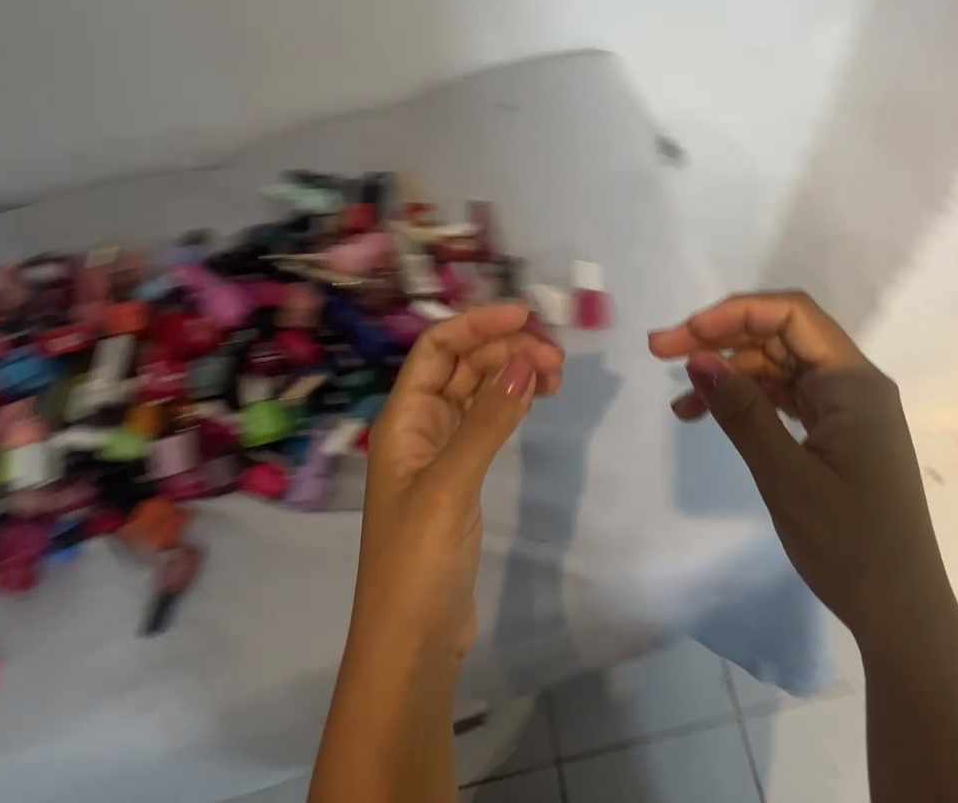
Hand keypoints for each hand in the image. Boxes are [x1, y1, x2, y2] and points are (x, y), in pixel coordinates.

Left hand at [354, 304, 563, 659]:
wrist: (410, 640)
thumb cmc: (418, 559)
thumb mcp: (451, 484)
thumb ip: (487, 421)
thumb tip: (524, 361)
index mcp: (401, 420)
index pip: (436, 349)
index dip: (477, 324)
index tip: (527, 317)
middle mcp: (418, 429)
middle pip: (461, 366)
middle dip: (505, 349)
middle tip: (556, 358)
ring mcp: (440, 455)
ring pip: (477, 394)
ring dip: (511, 375)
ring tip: (555, 376)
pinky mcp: (461, 481)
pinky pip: (486, 425)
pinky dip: (511, 406)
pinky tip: (535, 402)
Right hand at [650, 291, 941, 653]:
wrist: (899, 611)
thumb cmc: (849, 544)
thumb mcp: (785, 476)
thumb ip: (742, 412)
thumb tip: (698, 359)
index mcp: (854, 382)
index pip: (791, 314)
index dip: (733, 313)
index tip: (682, 336)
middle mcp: (854, 383)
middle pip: (782, 335)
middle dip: (722, 337)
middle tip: (661, 352)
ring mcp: (847, 409)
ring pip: (779, 366)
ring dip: (730, 372)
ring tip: (680, 398)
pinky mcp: (837, 434)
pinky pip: (786, 398)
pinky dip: (748, 401)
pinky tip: (709, 415)